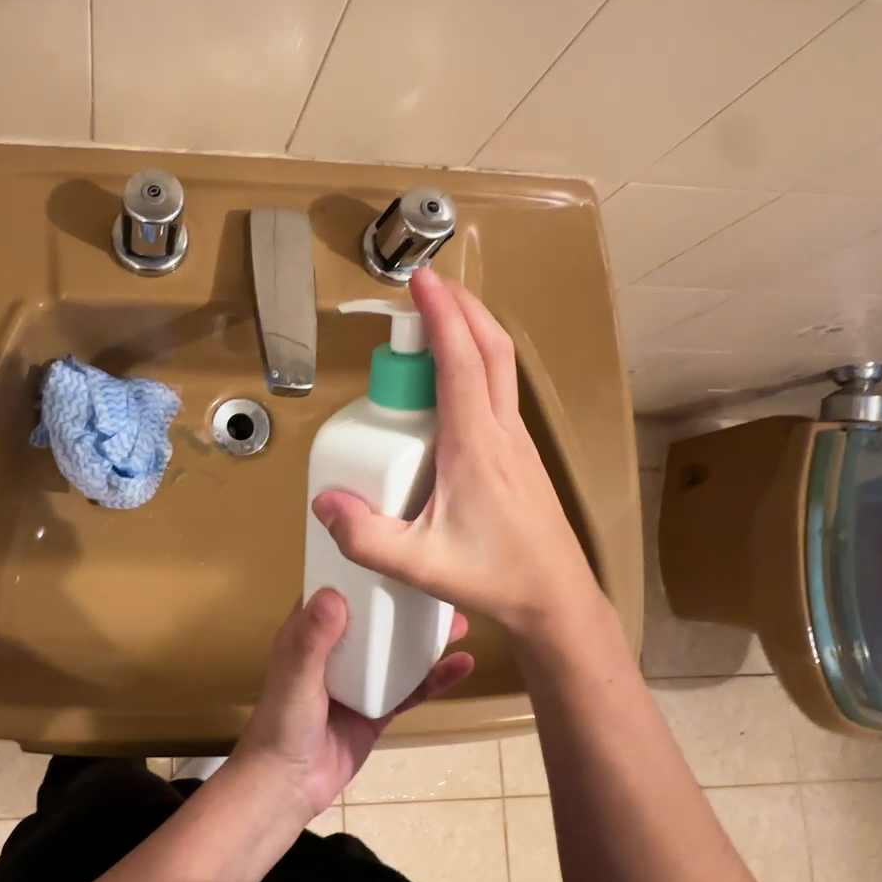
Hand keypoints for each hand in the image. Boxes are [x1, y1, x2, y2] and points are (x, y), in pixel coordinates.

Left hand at [232, 589, 473, 817]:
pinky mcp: (378, 709)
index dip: (362, 568)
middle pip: (375, 617)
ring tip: (461, 619)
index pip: (336, 589)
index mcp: (309, 633)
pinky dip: (436, 677)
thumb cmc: (284, 725)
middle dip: (404, 600)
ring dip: (425, 635)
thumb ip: (312, 640)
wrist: (290, 786)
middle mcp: (336, 650)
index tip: (395, 547)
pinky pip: (411, 688)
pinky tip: (464, 664)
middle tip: (441, 584)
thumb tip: (335, 593)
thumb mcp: (296, 678)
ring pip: (397, 649)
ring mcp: (360, 680)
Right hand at [311, 267, 605, 641]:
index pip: (460, 362)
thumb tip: (324, 502)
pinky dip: (475, 364)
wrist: (556, 601)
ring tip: (436, 321)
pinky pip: (497, 392)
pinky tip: (450, 383)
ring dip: (471, 332)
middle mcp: (501, 432)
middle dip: (461, 307)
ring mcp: (516, 442)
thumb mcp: (419, 564)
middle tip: (427, 288)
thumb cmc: (493, 577)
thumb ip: (365, 537)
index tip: (421, 281)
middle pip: (490, 348)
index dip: (440, 315)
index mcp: (476, 445)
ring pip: (499, 367)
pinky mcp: (518, 456)